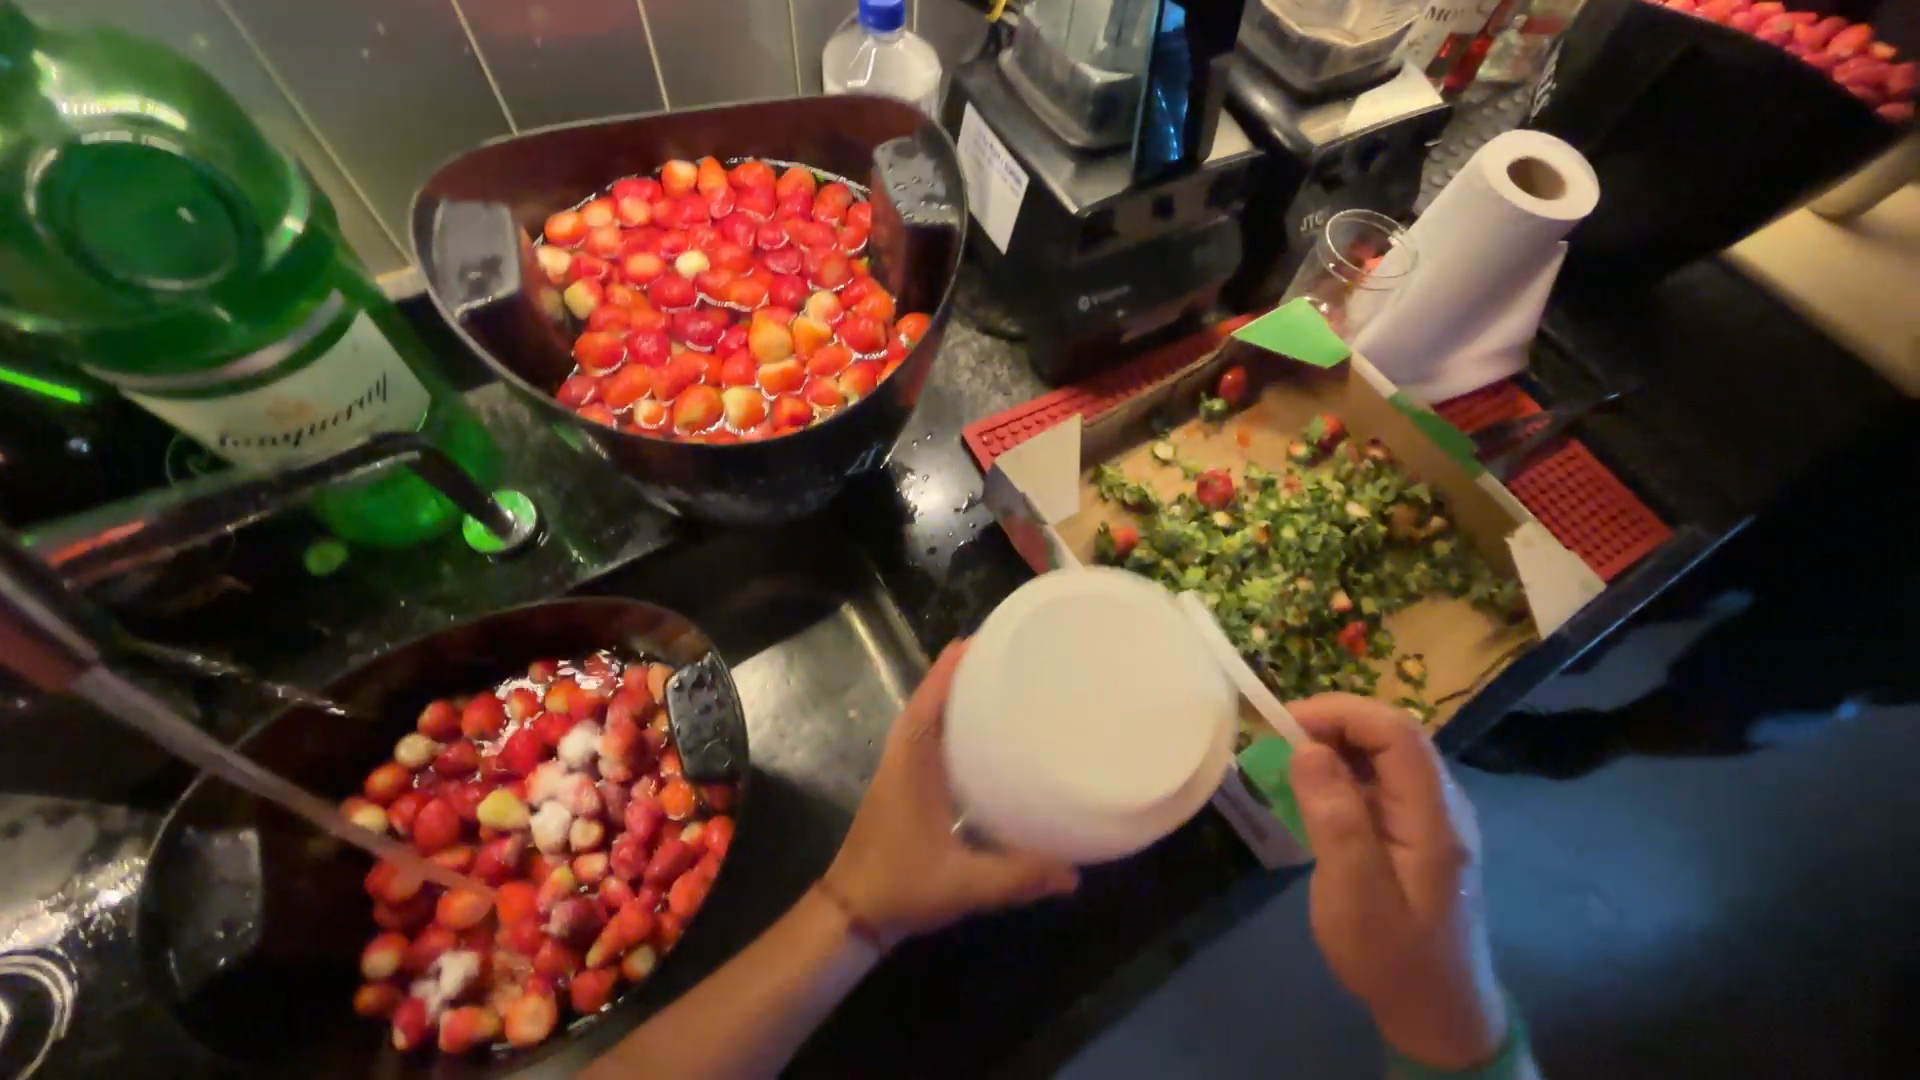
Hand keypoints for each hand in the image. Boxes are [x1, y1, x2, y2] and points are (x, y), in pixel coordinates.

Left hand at [822, 641, 1078, 947]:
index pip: (927, 702)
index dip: (950, 669)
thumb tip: (1074, 874)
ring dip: (953, 698)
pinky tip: (982, 740)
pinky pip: (928, 742)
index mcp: (911, 765)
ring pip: (926, 720)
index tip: (981, 639)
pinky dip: (950, 726)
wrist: (851, 915)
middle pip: (928, 701)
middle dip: (960, 675)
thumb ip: (1017, 876)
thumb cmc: (899, 887)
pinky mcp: (905, 789)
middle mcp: (903, 759)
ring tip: (997, 685)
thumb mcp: (963, 884)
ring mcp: (901, 773)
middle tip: (1003, 657)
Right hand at [1288, 694, 1507, 1070]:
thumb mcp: (1354, 893)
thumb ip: (1335, 819)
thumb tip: (1308, 751)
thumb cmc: (1391, 957)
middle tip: (1280, 739)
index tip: (1286, 725)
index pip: (1397, 732)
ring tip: (1289, 759)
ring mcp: (1434, 817)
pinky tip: (1316, 790)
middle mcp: (1443, 806)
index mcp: (1434, 817)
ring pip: (1387, 752)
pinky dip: (1345, 768)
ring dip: (1337, 742)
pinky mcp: (1418, 830)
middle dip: (1334, 721)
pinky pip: (1383, 779)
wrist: (1437, 1015)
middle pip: (1394, 734)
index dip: (1341, 713)